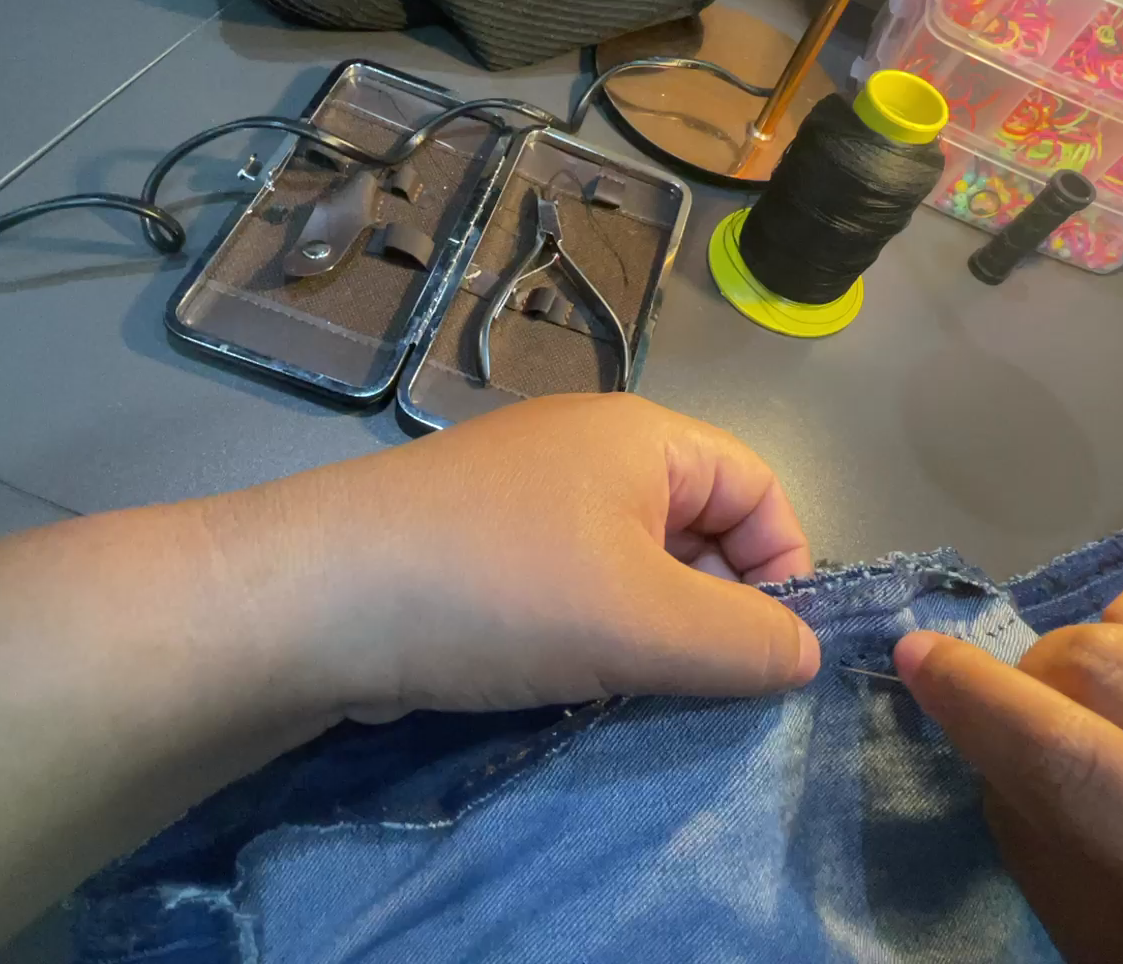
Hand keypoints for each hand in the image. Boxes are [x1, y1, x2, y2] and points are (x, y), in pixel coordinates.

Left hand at [263, 393, 819, 720]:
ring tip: (641, 685)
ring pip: (636, 560)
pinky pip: (577, 579)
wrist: (317, 599)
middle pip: (699, 522)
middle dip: (719, 603)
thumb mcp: (642, 619)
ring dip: (656, 625)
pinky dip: (598, 627)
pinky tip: (581, 673)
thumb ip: (745, 639)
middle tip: (706, 684)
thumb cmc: (501, 589)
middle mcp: (589, 451)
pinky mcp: (489, 542)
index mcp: (641, 437)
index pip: (757, 486)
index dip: (786, 563)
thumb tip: (805, 651)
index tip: (777, 651)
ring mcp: (532, 495)